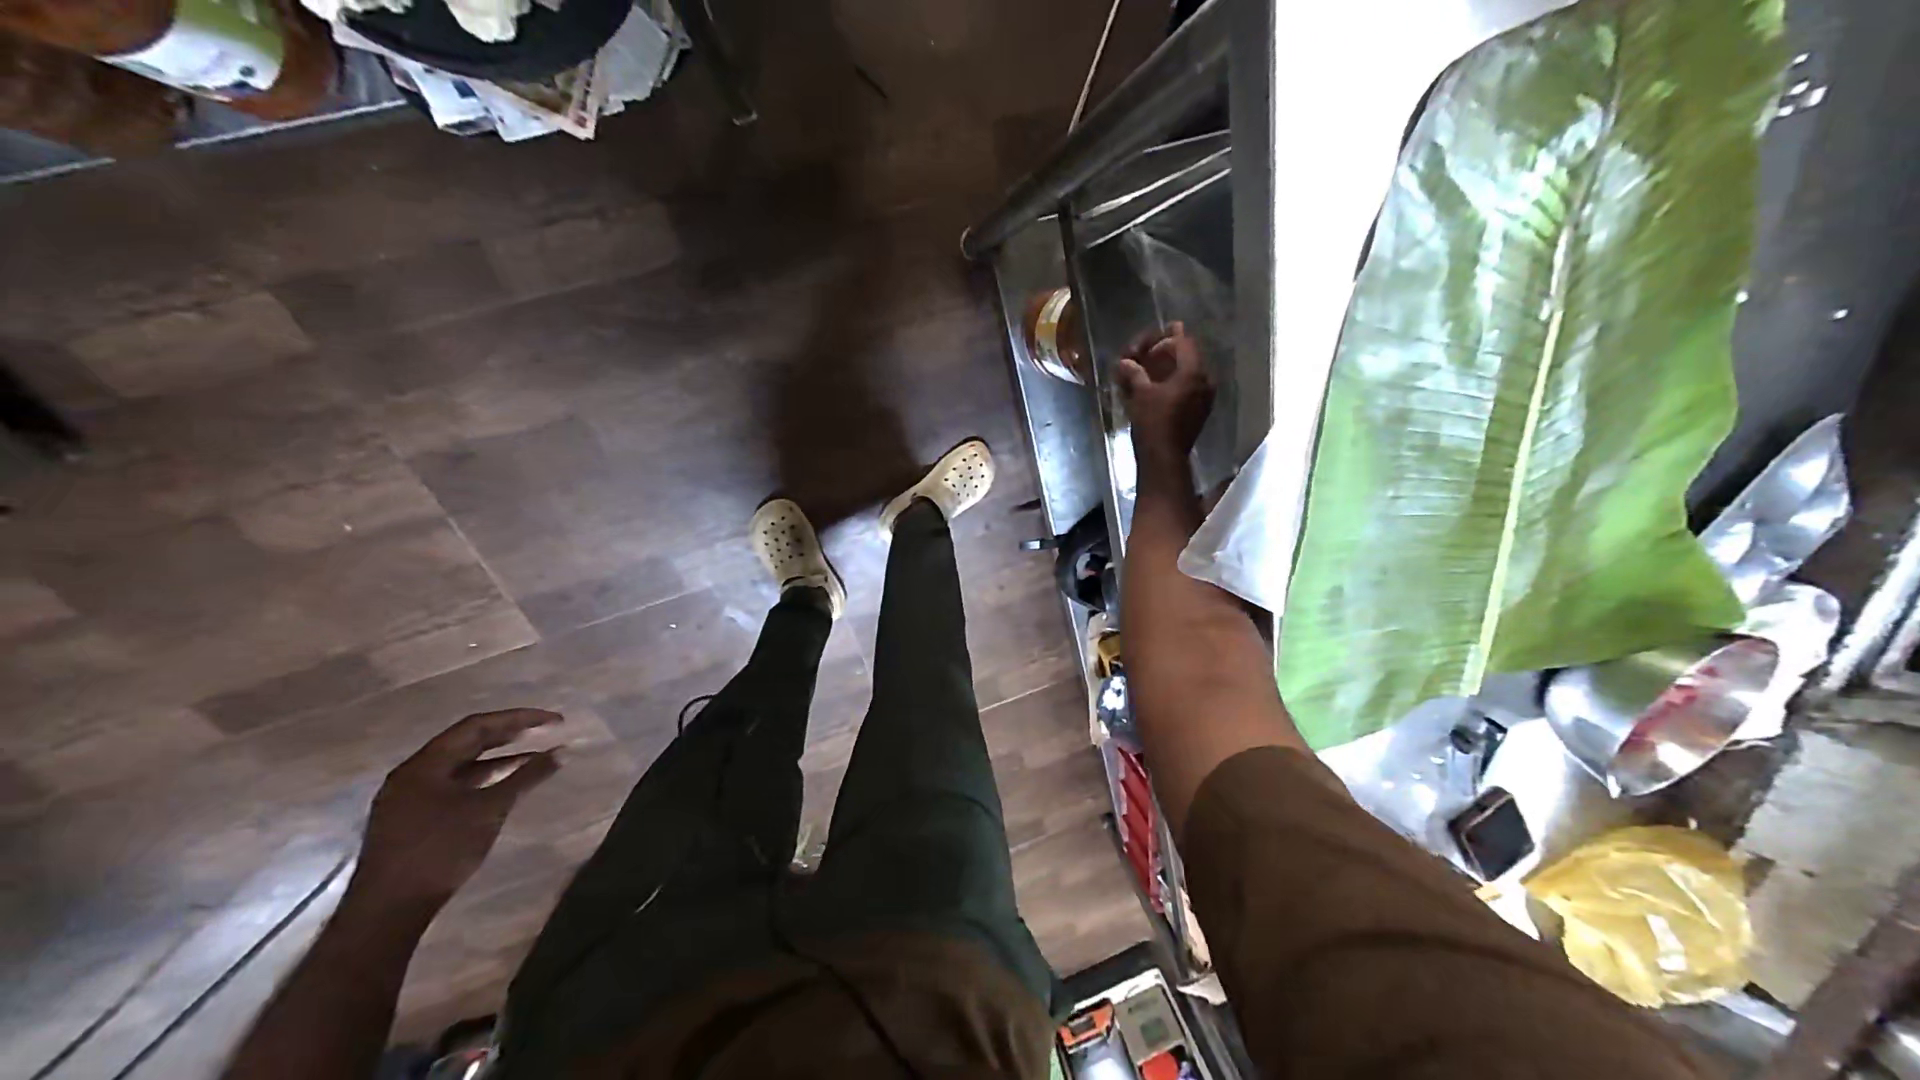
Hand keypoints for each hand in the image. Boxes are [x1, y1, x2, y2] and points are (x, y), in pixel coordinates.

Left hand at [351, 709, 560, 911]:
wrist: (389, 910)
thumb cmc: (440, 850)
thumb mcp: (489, 809)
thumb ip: (526, 776)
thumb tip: (562, 752)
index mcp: (424, 764)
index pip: (476, 726)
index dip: (519, 718)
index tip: (553, 721)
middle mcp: (413, 774)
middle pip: (466, 743)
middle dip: (508, 735)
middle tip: (546, 731)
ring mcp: (410, 798)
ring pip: (461, 766)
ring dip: (499, 758)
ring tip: (534, 756)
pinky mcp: (414, 819)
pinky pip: (455, 785)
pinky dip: (484, 780)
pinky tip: (506, 785)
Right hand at [1118, 322, 1214, 466]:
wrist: (1164, 456)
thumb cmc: (1152, 421)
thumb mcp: (1141, 393)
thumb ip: (1135, 372)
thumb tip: (1125, 362)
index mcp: (1193, 372)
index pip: (1184, 342)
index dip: (1164, 341)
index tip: (1147, 349)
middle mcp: (1205, 381)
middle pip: (1189, 356)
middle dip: (1168, 352)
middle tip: (1148, 353)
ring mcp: (1205, 397)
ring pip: (1189, 373)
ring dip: (1171, 368)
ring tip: (1151, 370)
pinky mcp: (1200, 411)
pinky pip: (1190, 388)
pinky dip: (1175, 383)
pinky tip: (1159, 388)